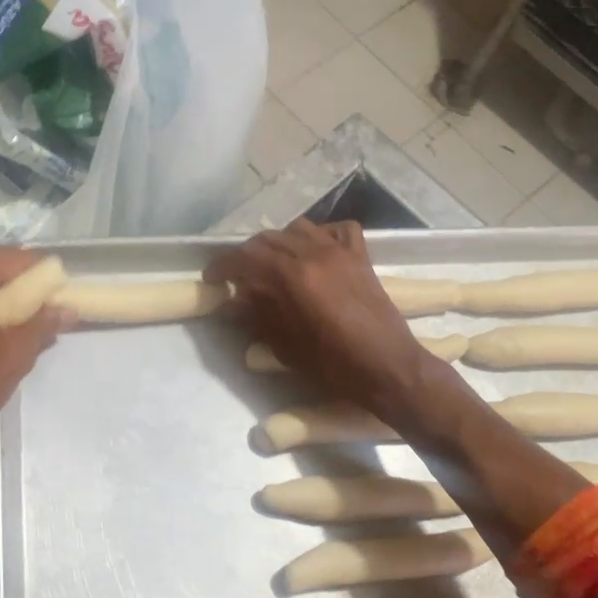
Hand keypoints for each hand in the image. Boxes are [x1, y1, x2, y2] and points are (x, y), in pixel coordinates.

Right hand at [204, 219, 449, 428]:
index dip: (222, 267)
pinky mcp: (360, 257)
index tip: (210, 279)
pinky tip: (313, 253)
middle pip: (269, 240)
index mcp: (291, 277)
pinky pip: (336, 230)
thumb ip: (256, 317)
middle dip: (246, 256)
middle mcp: (314, 253)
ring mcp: (340, 251)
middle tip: (236, 277)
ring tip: (271, 265)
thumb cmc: (334, 365)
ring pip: (298, 229)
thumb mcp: (285, 346)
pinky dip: (319, 235)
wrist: (387, 368)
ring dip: (279, 243)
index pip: (245, 258)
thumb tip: (231, 301)